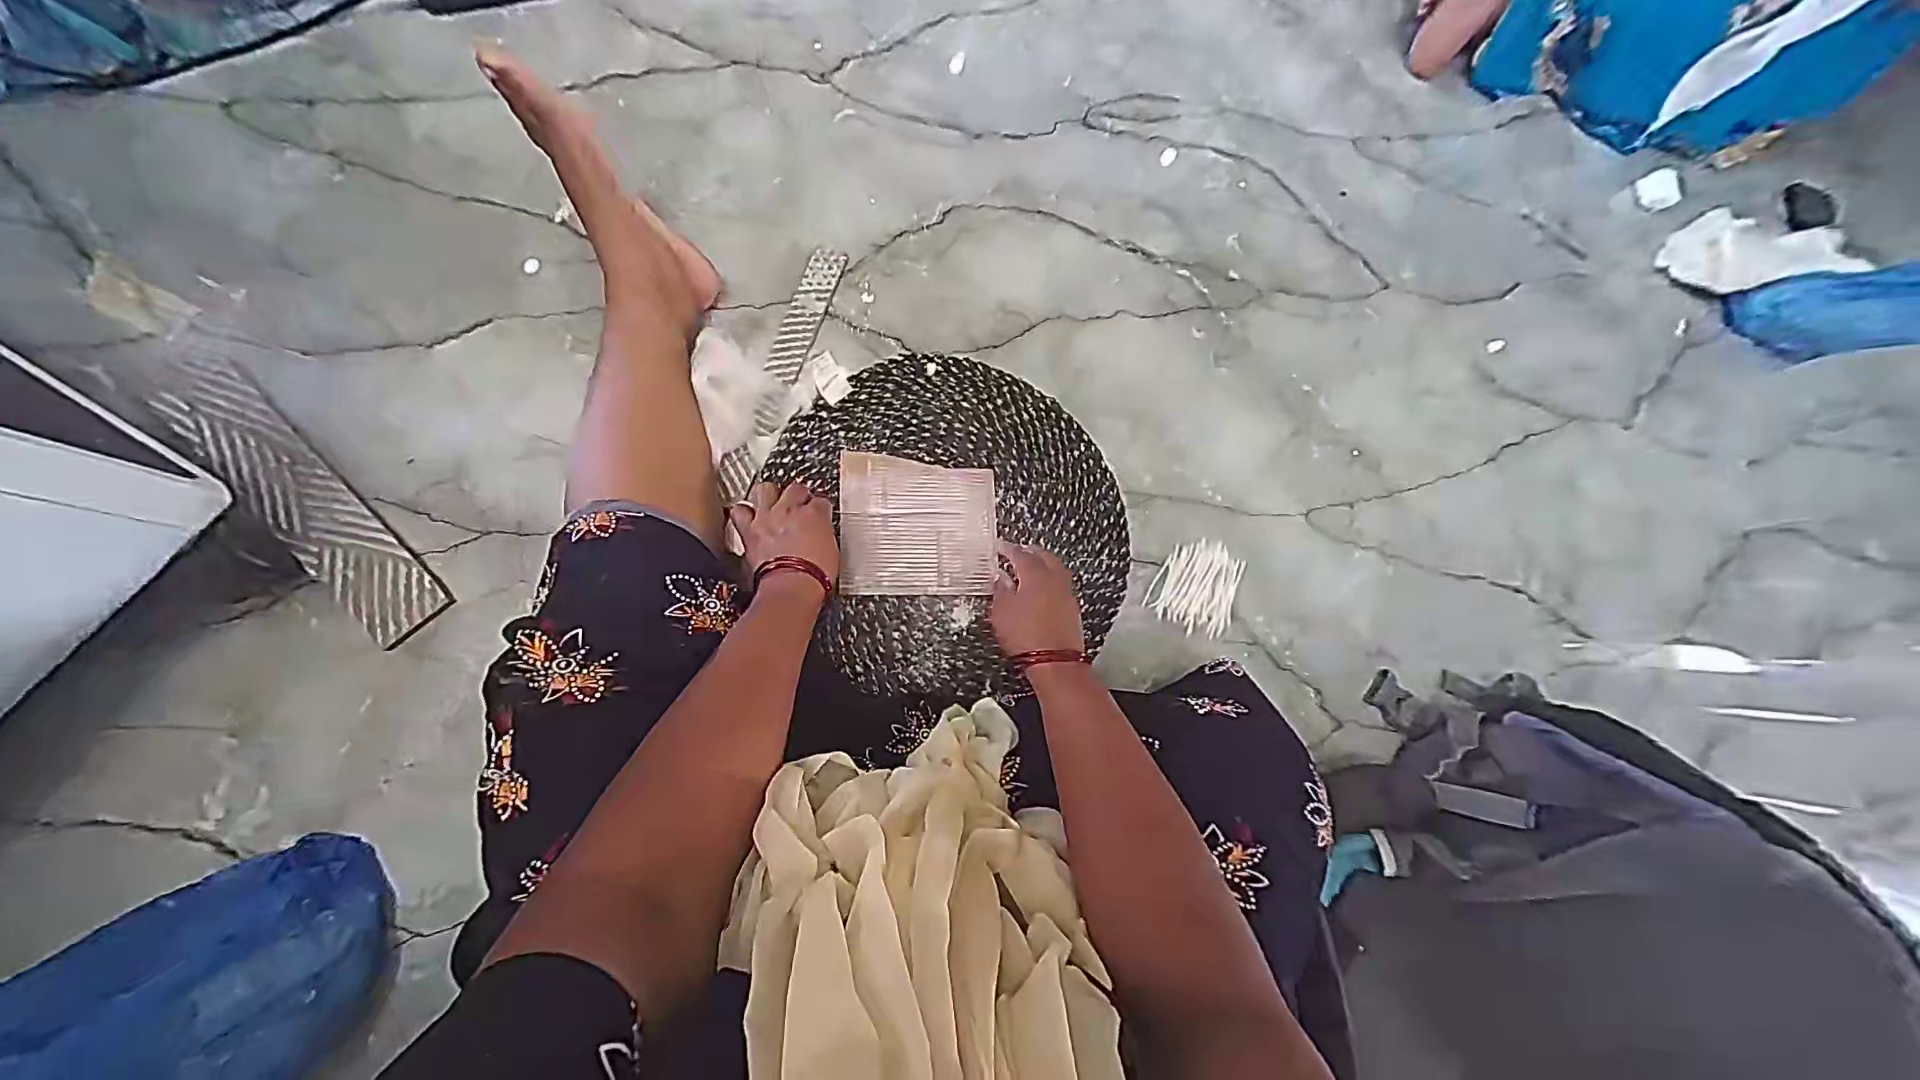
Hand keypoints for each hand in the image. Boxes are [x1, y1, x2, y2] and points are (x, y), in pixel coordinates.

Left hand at [729, 482, 838, 593]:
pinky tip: (746, 516)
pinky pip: (739, 511)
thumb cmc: (813, 575)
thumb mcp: (831, 552)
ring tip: (770, 502)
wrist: (791, 587)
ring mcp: (768, 518)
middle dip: (797, 494)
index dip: (819, 507)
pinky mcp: (749, 531)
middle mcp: (790, 511)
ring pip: (765, 489)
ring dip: (768, 495)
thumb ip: (823, 536)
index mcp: (815, 515)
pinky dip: (742, 513)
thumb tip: (820, 536)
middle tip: (798, 502)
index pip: (820, 501)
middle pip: (795, 488)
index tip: (818, 512)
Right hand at [989, 542, 1084, 654]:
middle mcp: (1054, 579)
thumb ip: (1000, 590)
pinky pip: (1061, 583)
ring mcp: (1066, 593)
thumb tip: (1000, 578)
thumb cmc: (1026, 637)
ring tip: (1031, 567)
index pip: (1020, 554)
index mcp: (1035, 575)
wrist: (1054, 662)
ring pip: (1055, 568)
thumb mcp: (1001, 612)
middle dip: (1030, 551)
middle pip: (1043, 556)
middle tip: (1018, 551)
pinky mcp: (1072, 607)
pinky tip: (1043, 587)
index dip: (1008, 549)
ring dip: (1043, 563)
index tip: (1001, 547)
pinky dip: (1050, 579)